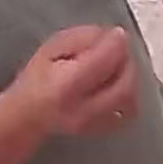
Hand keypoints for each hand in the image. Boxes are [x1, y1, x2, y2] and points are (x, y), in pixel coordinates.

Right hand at [8, 25, 139, 135]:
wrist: (31, 114)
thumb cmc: (39, 78)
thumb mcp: (53, 47)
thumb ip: (83, 38)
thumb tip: (113, 36)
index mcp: (66, 85)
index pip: (103, 62)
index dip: (116, 44)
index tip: (117, 33)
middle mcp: (83, 110)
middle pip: (124, 86)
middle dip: (128, 63)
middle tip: (120, 51)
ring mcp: (94, 125)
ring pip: (129, 102)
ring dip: (130, 80)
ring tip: (118, 68)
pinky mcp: (102, 130)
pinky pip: (127, 113)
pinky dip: (128, 96)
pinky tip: (116, 86)